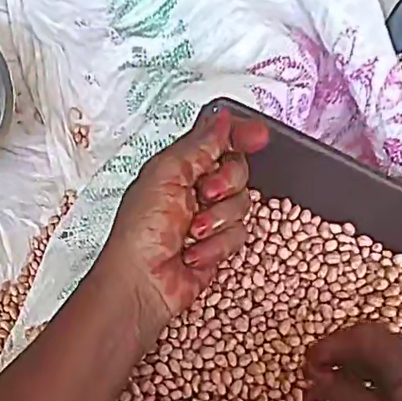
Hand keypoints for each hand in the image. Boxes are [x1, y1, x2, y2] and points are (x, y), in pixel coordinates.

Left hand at [94, 107, 269, 332]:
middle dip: (226, 184)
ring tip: (191, 233)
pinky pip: (238, 237)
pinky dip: (216, 247)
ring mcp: (209, 221)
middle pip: (238, 172)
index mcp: (180, 167)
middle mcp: (196, 191)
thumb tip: (223, 118)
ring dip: (217, 220)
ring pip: (242, 206)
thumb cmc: (141, 232)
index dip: (241, 136)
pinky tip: (193, 255)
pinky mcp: (218, 248)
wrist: (142, 283)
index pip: (219, 141)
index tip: (260, 137)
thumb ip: (200, 144)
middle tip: (205, 195)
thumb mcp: (167, 174)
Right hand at [303, 323, 401, 400]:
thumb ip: (347, 396)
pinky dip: (358, 399)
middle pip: (369, 349)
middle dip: (334, 363)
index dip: (330, 346)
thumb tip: (317, 374)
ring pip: (373, 371)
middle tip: (306, 384)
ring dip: (342, 382)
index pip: (365, 337)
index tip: (304, 366)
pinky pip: (384, 390)